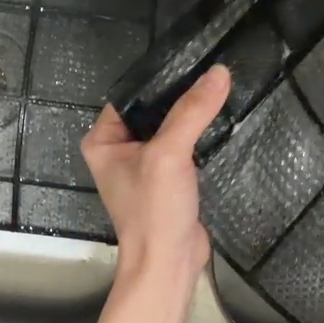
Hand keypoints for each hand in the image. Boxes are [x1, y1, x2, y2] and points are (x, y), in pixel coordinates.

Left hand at [81, 65, 230, 282]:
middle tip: (213, 73)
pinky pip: (183, 148)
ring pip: (170, 129)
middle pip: (153, 111)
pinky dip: (198, 138)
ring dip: (192, 118)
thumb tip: (219, 72)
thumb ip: (192, 111)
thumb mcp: (169, 154)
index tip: (192, 59)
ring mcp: (143, 167)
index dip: (159, 79)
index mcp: (102, 141)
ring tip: (221, 91)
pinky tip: (220, 122)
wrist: (168, 263)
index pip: (130, 96)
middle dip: (180, 97)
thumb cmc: (154, 209)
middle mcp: (118, 151)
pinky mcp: (167, 181)